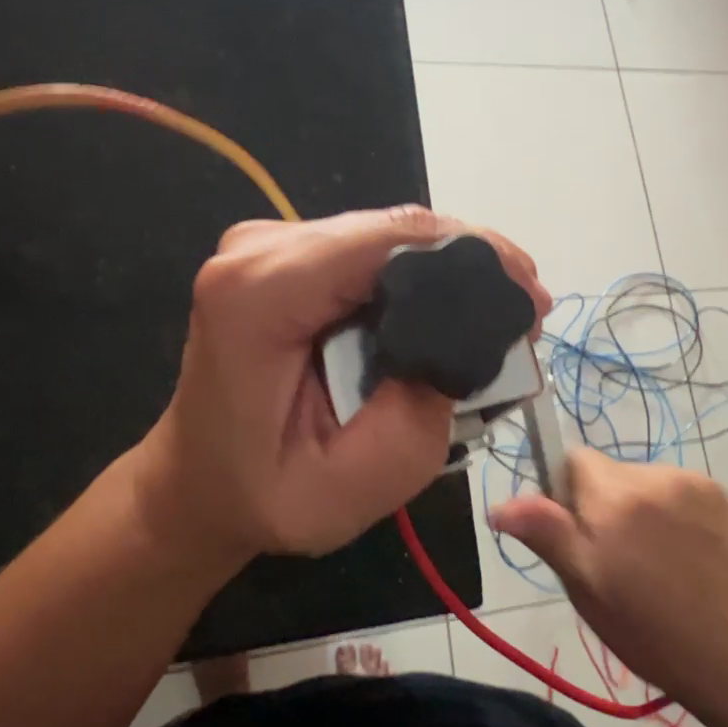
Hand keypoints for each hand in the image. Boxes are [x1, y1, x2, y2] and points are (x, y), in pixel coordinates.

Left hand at [136, 206, 549, 562]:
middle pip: (392, 229)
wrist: (197, 483)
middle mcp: (259, 250)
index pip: (386, 239)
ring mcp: (267, 246)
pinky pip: (370, 252)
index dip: (471, 255)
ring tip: (503, 317)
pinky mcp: (285, 257)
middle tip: (530, 313)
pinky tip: (455, 312)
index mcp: (260, 295)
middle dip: (472, 265)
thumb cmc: (262, 496)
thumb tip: (470, 346)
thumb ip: (415, 420)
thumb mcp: (348, 490)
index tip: (530, 297)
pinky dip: (420, 279)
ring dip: (451, 272)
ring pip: (388, 236)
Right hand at [489, 450, 727, 711]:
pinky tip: (683, 559)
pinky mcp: (721, 495)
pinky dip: (669, 516)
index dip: (563, 495)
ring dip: (635, 511)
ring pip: (641, 484)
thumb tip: (499, 504)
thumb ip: (546, 534)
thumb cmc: (653, 633)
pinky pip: (675, 493)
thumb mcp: (587, 590)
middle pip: (606, 473)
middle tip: (613, 564)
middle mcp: (652, 475)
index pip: (569, 460)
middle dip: (600, 506)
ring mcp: (692, 482)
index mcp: (613, 495)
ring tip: (653, 566)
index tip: (575, 539)